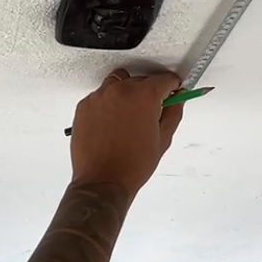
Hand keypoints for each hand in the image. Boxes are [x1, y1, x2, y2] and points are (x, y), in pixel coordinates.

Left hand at [67, 68, 183, 192]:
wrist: (102, 181)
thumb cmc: (131, 165)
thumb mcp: (163, 139)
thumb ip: (173, 113)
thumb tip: (177, 101)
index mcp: (144, 96)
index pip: (164, 79)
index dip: (172, 86)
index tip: (173, 91)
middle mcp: (121, 90)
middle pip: (140, 80)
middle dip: (148, 92)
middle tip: (150, 112)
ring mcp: (100, 96)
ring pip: (118, 83)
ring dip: (126, 94)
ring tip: (128, 116)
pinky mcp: (84, 105)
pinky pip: (100, 96)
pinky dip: (107, 104)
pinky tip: (111, 123)